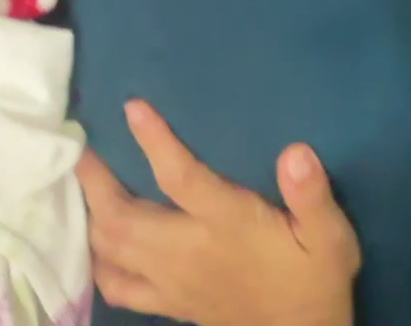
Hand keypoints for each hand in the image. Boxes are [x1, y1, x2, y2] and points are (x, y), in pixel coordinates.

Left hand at [75, 100, 360, 325]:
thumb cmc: (315, 276)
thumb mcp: (330, 233)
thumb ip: (311, 192)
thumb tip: (294, 150)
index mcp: (228, 225)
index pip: (181, 177)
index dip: (155, 141)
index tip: (133, 108)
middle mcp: (189, 250)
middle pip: (124, 216)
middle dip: (97, 181)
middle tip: (81, 148)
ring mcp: (171, 281)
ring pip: (111, 248)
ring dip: (89, 215)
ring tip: (80, 185)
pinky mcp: (167, 303)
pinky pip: (116, 285)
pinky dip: (95, 262)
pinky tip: (93, 245)